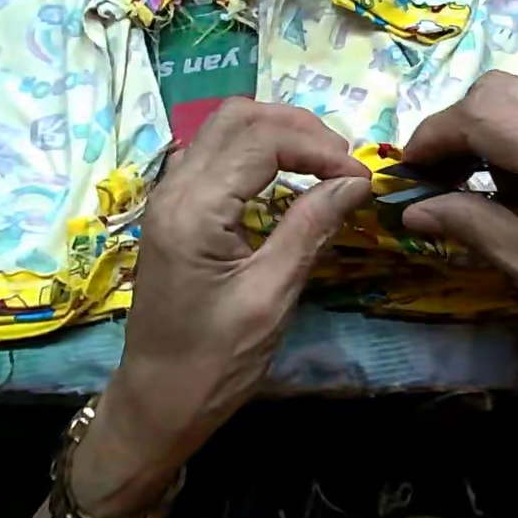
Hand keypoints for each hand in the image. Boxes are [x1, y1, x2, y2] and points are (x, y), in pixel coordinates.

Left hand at [72, 100, 369, 517]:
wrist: (156, 400)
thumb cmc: (214, 362)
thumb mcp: (270, 297)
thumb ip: (310, 228)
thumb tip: (355, 180)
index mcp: (194, 209)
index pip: (261, 140)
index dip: (318, 148)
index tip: (360, 176)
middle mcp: (174, 187)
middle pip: (236, 117)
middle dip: (295, 126)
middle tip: (340, 160)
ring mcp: (168, 194)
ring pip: (223, 129)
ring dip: (274, 132)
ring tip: (320, 161)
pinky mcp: (173, 207)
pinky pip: (214, 154)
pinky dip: (253, 150)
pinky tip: (282, 173)